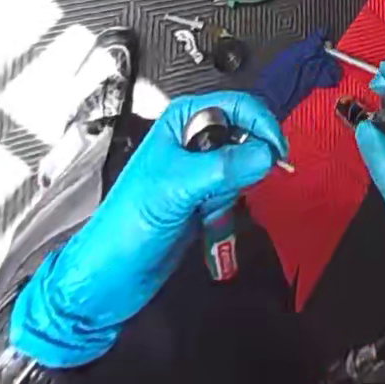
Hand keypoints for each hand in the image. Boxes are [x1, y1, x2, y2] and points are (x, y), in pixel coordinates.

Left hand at [12, 92, 285, 367]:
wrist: (108, 278)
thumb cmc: (125, 224)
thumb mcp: (177, 187)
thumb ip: (224, 167)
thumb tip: (265, 153)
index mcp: (182, 120)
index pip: (238, 105)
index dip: (261, 124)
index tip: (276, 150)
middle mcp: (192, 138)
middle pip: (245, 132)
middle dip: (249, 159)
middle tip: (247, 181)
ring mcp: (199, 167)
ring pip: (243, 163)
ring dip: (236, 188)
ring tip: (213, 207)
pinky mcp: (204, 194)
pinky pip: (235, 189)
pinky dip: (231, 205)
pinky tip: (212, 219)